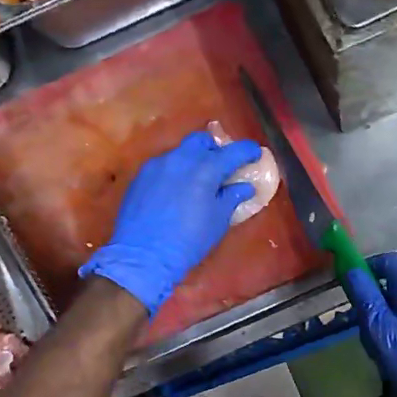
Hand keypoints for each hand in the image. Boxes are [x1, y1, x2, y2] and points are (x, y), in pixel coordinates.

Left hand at [80, 130, 261, 314]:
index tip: (255, 154)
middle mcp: (181, 158)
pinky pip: (163, 165)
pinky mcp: (141, 175)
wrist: (142, 256)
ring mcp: (158, 164)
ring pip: (180, 152)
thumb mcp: (218, 221)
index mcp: (206, 168)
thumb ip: (231, 198)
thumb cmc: (189, 240)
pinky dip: (175, 171)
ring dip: (193, 160)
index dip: (248, 151)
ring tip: (197, 182)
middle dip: (215, 149)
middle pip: (202, 141)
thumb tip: (244, 187)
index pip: (233, 151)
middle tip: (222, 167)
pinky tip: (174, 191)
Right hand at [345, 253, 396, 396]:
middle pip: (391, 283)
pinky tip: (388, 355)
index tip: (346, 285)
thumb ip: (365, 298)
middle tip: (356, 323)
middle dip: (370, 298)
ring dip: (379, 319)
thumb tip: (349, 268)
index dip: (365, 267)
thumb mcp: (382, 332)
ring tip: (372, 345)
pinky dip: (392, 330)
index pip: (387, 261)